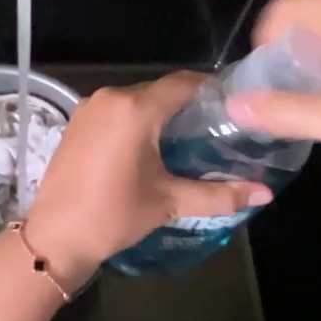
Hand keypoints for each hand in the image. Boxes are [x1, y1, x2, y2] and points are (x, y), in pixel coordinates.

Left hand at [26, 72, 273, 282]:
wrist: (55, 235)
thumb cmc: (114, 214)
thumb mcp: (169, 202)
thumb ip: (219, 193)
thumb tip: (265, 192)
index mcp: (134, 109)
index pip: (183, 84)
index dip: (211, 90)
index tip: (234, 106)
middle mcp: (110, 97)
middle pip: (160, 91)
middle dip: (188, 107)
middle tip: (217, 130)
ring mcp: (90, 107)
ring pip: (137, 101)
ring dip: (162, 115)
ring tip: (189, 141)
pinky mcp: (78, 121)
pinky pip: (117, 111)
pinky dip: (137, 122)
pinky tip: (153, 147)